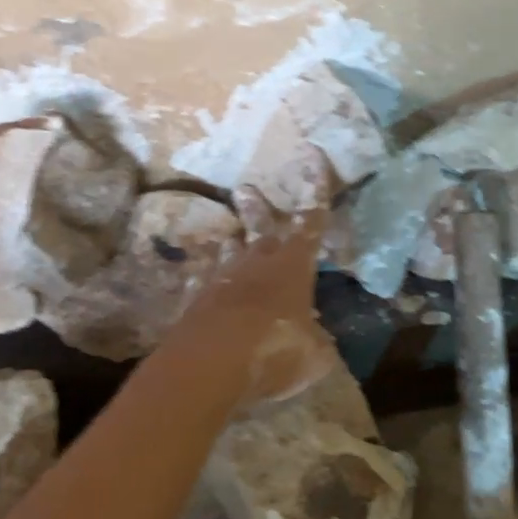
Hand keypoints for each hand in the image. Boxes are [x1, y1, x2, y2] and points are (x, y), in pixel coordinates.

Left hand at [165, 183, 336, 408]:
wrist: (207, 366)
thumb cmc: (274, 351)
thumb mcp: (315, 358)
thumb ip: (321, 345)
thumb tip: (323, 343)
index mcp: (293, 266)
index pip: (311, 219)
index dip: (316, 188)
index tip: (312, 152)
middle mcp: (257, 264)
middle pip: (261, 228)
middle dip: (259, 208)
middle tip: (247, 188)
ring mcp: (221, 282)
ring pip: (228, 252)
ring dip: (231, 241)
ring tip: (228, 235)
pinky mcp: (194, 304)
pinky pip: (201, 283)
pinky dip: (204, 279)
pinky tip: (199, 279)